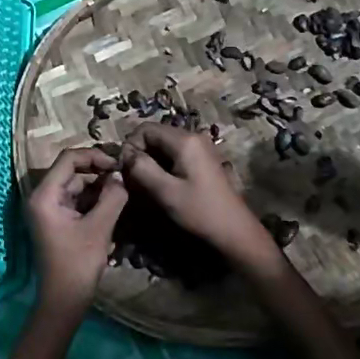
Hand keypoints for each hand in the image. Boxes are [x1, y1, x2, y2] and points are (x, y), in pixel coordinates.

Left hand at [26, 148, 129, 308]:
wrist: (64, 301)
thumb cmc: (78, 263)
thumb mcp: (100, 227)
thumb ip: (112, 196)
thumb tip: (121, 174)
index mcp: (44, 195)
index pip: (68, 159)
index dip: (95, 156)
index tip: (118, 164)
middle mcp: (41, 197)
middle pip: (72, 171)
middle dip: (98, 172)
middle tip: (124, 176)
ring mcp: (48, 209)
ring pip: (76, 185)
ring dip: (98, 186)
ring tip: (122, 189)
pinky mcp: (56, 220)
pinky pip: (76, 200)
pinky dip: (93, 199)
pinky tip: (113, 203)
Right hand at [121, 126, 279, 270]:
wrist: (234, 229)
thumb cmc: (199, 211)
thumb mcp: (165, 191)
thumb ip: (141, 168)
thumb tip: (125, 154)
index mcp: (184, 140)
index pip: (145, 129)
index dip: (131, 146)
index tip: (126, 170)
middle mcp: (193, 136)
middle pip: (155, 134)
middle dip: (140, 153)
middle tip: (134, 179)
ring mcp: (200, 147)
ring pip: (163, 144)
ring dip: (151, 160)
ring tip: (146, 183)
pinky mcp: (202, 158)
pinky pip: (175, 153)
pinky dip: (163, 164)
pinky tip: (162, 183)